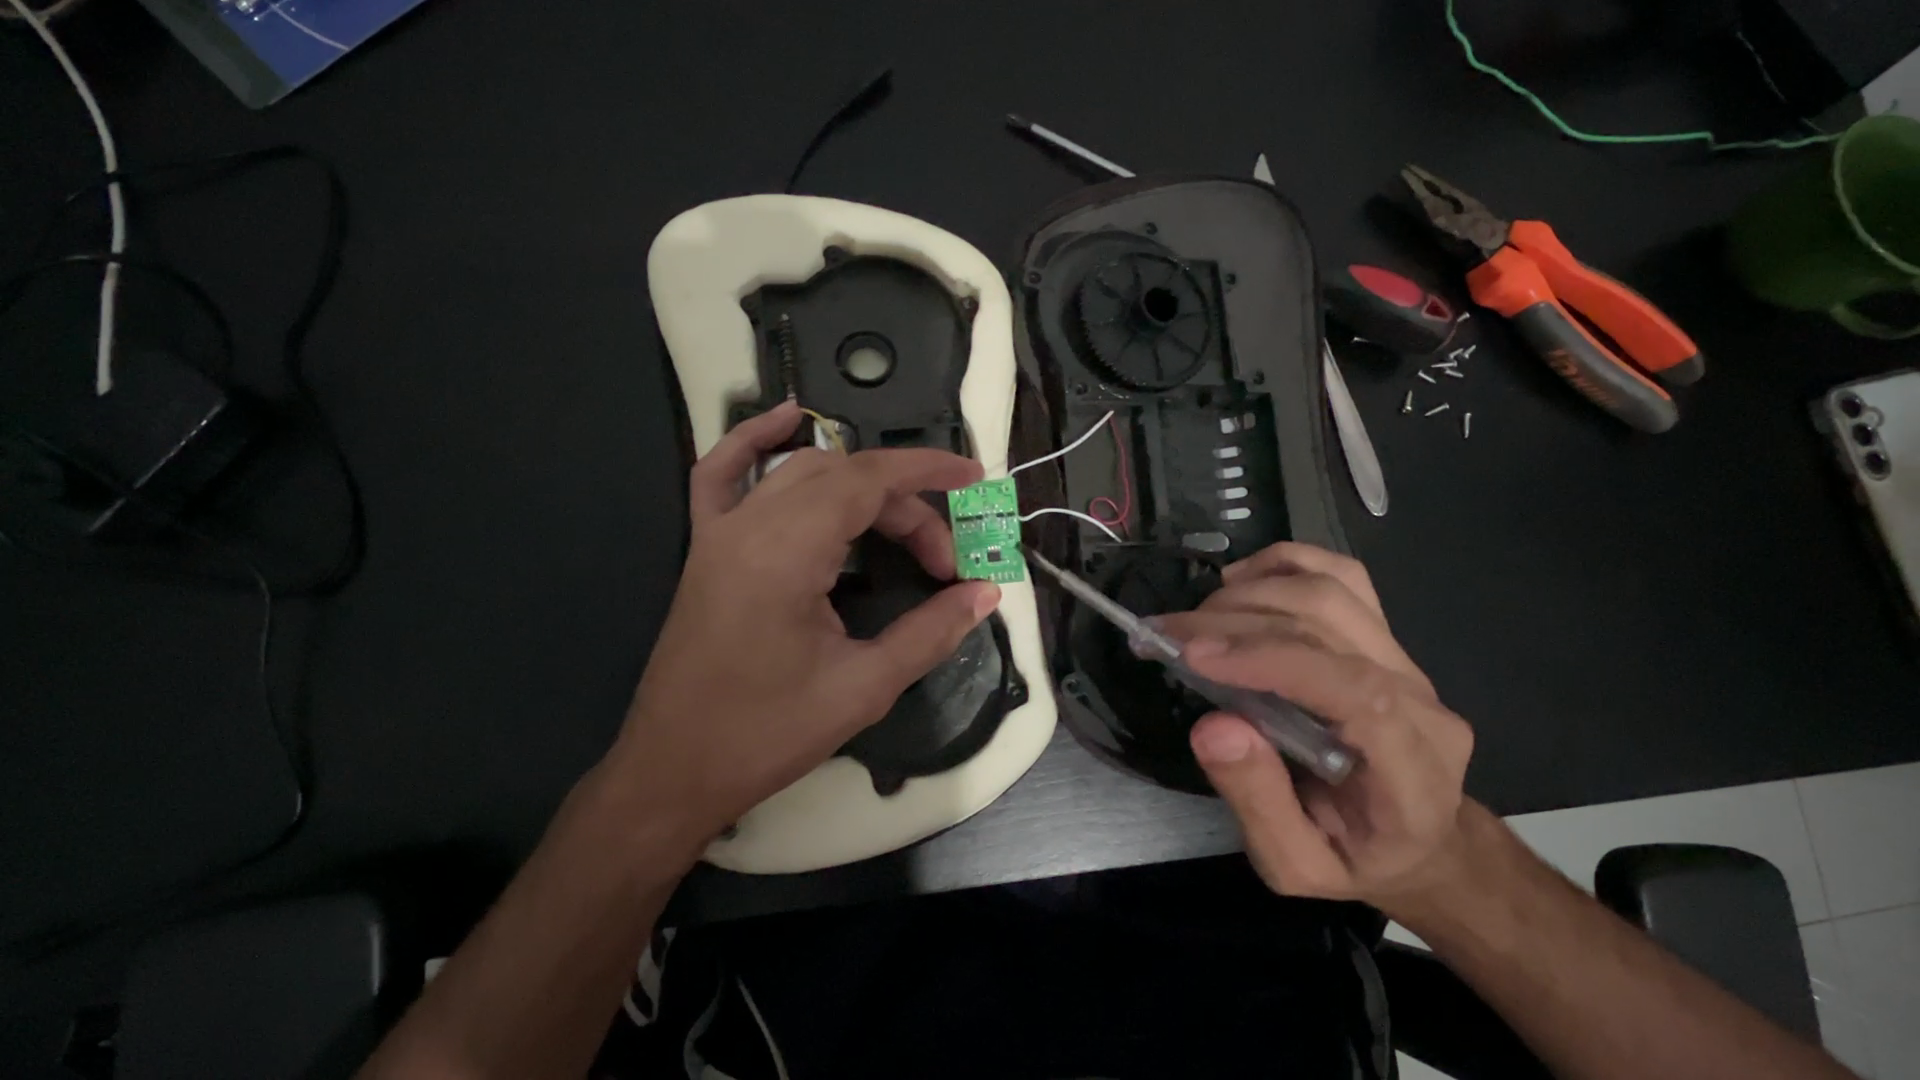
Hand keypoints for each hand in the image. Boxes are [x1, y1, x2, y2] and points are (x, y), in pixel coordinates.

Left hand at [609, 402, 1001, 839]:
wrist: (674, 770)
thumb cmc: (767, 734)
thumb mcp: (863, 687)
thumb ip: (930, 632)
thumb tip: (985, 594)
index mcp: (785, 552)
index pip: (867, 481)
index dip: (927, 473)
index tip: (974, 481)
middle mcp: (748, 525)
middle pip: (842, 478)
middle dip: (904, 506)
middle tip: (943, 563)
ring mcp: (718, 532)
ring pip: (799, 474)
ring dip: (857, 485)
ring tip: (902, 524)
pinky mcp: (704, 549)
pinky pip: (723, 474)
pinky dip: (754, 442)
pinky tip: (786, 421)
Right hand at [1153, 543, 1472, 911]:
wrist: (1418, 845)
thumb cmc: (1354, 859)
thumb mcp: (1297, 866)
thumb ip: (1258, 801)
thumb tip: (1211, 727)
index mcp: (1411, 765)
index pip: (1352, 686)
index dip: (1269, 658)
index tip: (1193, 654)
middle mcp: (1420, 698)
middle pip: (1331, 624)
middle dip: (1235, 620)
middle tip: (1162, 633)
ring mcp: (1407, 661)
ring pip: (1333, 591)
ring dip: (1251, 591)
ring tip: (1193, 619)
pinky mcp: (1386, 639)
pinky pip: (1343, 578)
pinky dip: (1285, 564)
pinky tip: (1239, 582)